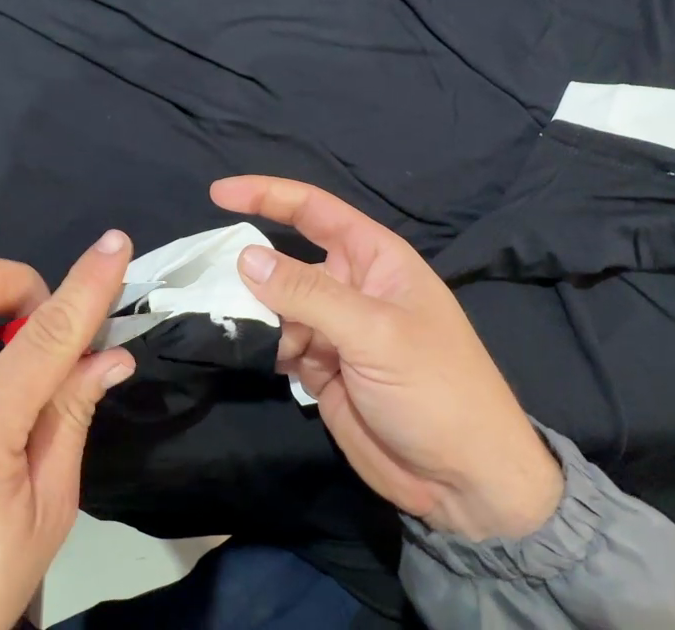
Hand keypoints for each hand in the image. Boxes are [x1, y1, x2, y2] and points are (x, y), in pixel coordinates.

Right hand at [212, 176, 563, 540]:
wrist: (463, 480)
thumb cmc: (434, 389)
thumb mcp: (373, 332)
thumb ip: (307, 293)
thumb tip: (245, 257)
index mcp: (376, 260)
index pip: (315, 210)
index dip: (267, 194)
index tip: (218, 193)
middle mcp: (352, 287)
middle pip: (287, 260)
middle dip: (252, 270)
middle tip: (211, 285)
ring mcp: (336, 330)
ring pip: (277, 306)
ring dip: (256, 316)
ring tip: (241, 332)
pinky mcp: (321, 369)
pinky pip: (279, 344)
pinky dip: (264, 348)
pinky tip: (262, 360)